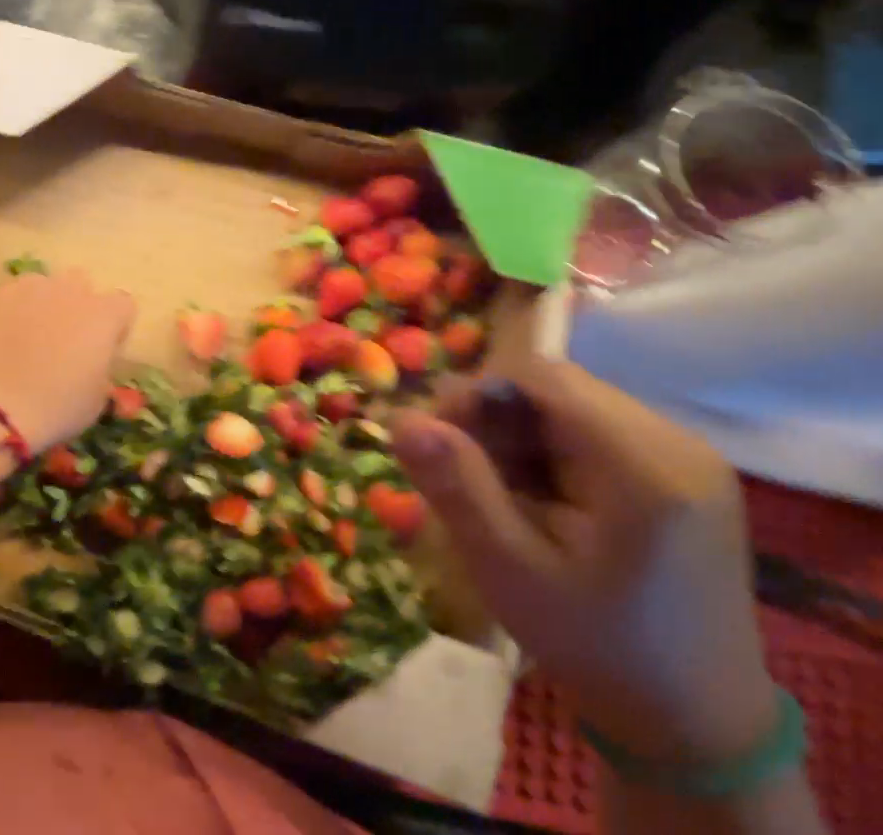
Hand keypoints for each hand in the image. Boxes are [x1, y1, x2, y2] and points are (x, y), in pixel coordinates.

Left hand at [0, 269, 134, 455]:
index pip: (121, 305)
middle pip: (79, 284)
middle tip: (61, 341)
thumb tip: (89, 361)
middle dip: (75, 306)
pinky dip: (4, 315)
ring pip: (38, 287)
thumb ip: (100, 368)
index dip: (113, 326)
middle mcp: (65, 290)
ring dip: (38, 306)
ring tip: (23, 340)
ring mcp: (22, 289)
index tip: (101, 349)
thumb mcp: (95, 401)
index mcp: (101, 315)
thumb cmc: (53, 409)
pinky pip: (4, 299)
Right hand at [390, 359, 777, 764]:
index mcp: (644, 467)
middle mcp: (678, 446)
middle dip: (490, 418)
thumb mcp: (506, 566)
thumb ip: (456, 485)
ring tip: (493, 496)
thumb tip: (399, 418)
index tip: (433, 443)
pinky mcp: (681, 476)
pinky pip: (593, 433)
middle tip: (455, 476)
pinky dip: (546, 454)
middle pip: (557, 388)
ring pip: (570, 407)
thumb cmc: (590, 640)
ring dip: (515, 437)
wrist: (688, 712)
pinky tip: (532, 501)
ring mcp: (687, 459)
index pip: (542, 376)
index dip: (473, 393)